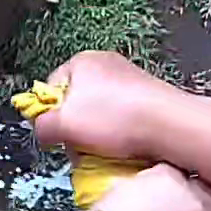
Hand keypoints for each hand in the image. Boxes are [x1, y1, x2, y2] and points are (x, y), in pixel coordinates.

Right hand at [33, 51, 189, 160]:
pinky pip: (125, 116)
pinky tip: (126, 145)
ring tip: (106, 149)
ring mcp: (131, 77)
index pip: (51, 88)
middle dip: (77, 126)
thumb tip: (42, 130)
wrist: (169, 125)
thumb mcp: (63, 125)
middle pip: (77, 100)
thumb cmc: (112, 119)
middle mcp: (106, 62)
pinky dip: (122, 131)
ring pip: (102, 111)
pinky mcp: (149, 94)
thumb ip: (42, 126)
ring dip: (99, 132)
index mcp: (81, 61)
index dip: (50, 115)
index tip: (59, 136)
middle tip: (82, 146)